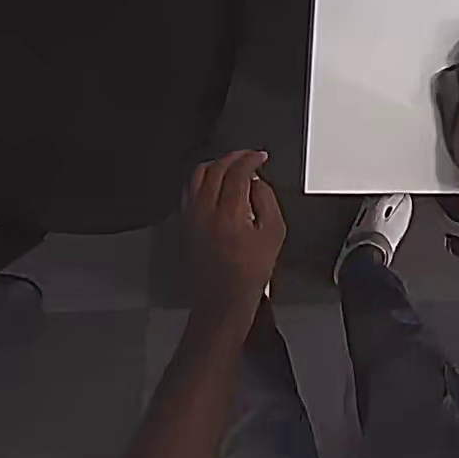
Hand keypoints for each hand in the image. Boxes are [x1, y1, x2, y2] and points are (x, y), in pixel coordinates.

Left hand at [182, 151, 285, 326]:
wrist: (223, 301)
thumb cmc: (248, 275)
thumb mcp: (274, 235)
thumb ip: (267, 200)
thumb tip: (257, 182)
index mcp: (230, 215)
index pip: (237, 172)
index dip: (250, 158)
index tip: (259, 157)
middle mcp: (206, 212)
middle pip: (217, 168)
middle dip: (235, 157)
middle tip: (247, 156)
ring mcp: (191, 216)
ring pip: (198, 174)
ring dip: (216, 164)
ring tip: (231, 165)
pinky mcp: (184, 223)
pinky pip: (189, 189)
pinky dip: (203, 177)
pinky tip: (213, 181)